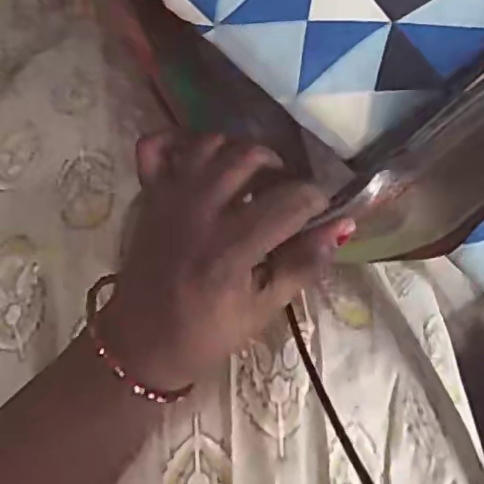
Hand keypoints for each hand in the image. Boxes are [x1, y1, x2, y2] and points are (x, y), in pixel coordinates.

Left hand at [98, 133, 354, 389]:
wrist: (141, 341)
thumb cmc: (207, 331)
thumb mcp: (263, 309)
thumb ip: (303, 264)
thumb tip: (342, 226)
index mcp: (230, 247)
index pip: (290, 199)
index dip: (316, 199)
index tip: (319, 210)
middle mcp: (199, 210)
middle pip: (250, 156)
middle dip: (279, 167)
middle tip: (283, 191)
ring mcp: (170, 195)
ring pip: (211, 142)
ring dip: (237, 151)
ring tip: (248, 176)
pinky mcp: (148, 191)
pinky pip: (157, 143)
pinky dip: (179, 141)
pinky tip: (200, 161)